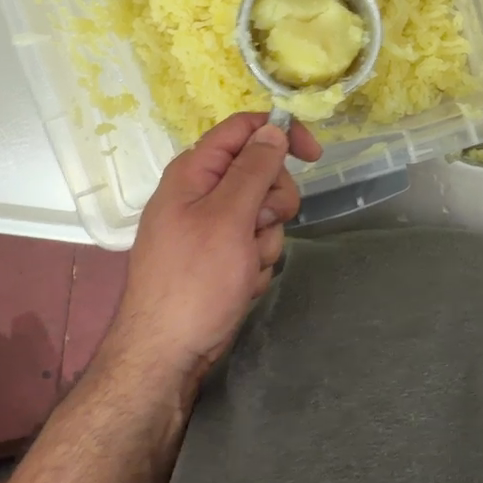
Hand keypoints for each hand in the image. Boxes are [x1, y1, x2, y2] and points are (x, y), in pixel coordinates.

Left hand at [104, 113, 322, 389]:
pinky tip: (240, 284)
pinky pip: (255, 244)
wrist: (167, 353)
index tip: (314, 156)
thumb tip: (273, 129)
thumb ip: (253, 169)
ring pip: (264, 213)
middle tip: (260, 226)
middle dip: (273, 202)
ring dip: (265, 240)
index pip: (243, 129)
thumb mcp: (229, 218)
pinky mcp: (220, 257)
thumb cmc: (194, 282)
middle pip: (261, 173)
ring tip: (243, 267)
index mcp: (194, 171)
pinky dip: (256, 263)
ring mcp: (210, 227)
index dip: (280, 134)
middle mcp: (200, 193)